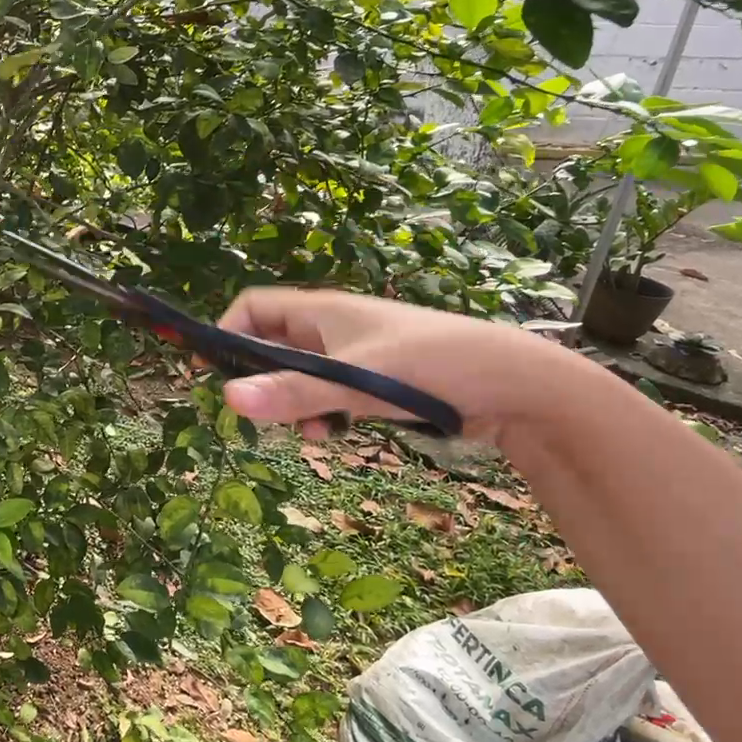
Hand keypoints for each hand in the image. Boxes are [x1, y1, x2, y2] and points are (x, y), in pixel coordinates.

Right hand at [217, 288, 574, 444]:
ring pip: (302, 373)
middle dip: (261, 378)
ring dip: (293, 401)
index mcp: (321, 311)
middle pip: (272, 344)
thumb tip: (226, 400)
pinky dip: (325, 411)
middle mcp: (334, 327)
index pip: (251, 307)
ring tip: (307, 432)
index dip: (227, 332)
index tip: (217, 371)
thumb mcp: (356, 382)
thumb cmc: (433, 366)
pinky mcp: (382, 380)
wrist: (525, 386)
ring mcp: (359, 353)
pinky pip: (332, 390)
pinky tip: (337, 434)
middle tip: (261, 410)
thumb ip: (292, 393)